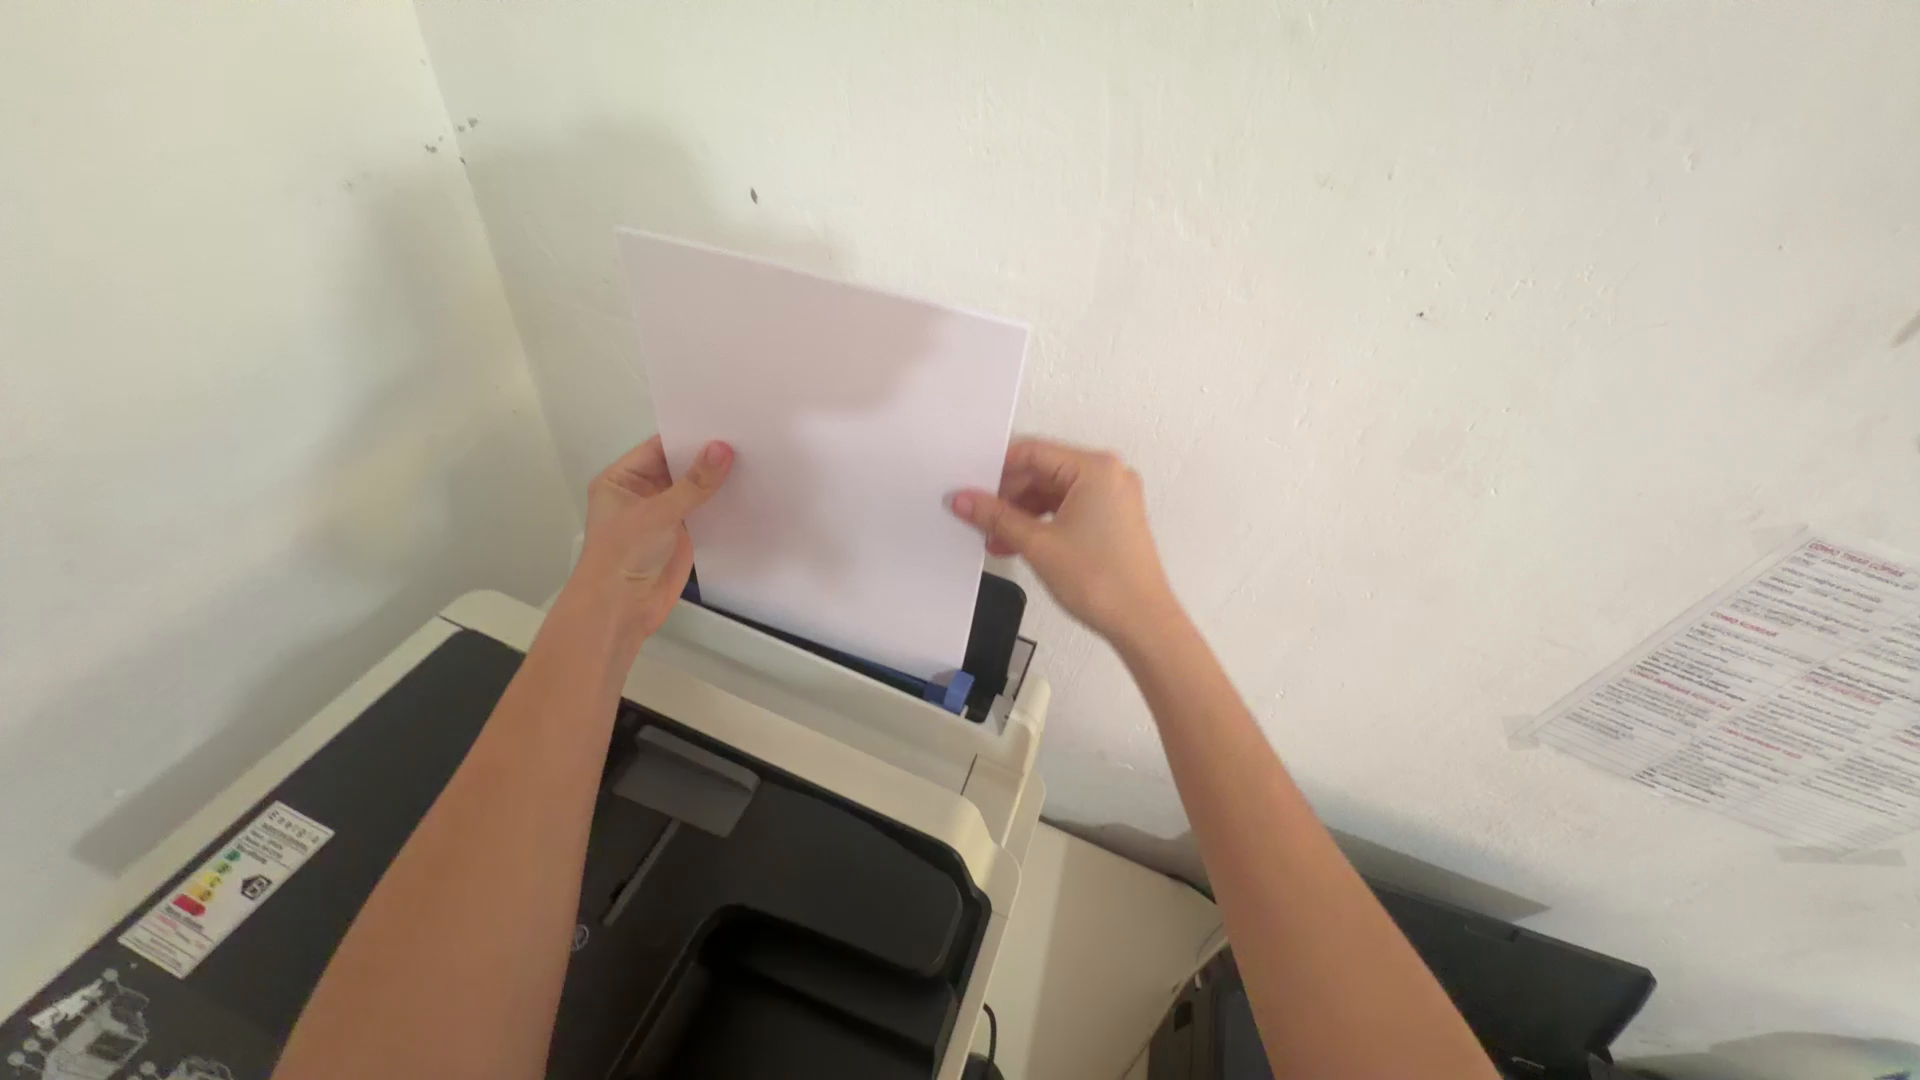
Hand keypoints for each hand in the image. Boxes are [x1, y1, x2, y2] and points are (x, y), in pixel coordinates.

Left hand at [568, 436, 733, 640]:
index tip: (720, 425)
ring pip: (694, 489)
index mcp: (622, 479)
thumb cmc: (621, 556)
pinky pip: (704, 511)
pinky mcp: (681, 535)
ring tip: (750, 460)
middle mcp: (642, 493)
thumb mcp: (657, 513)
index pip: (659, 447)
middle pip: (678, 466)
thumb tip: (722, 450)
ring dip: (716, 481)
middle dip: (706, 457)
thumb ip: (693, 483)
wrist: (622, 608)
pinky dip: (721, 503)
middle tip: (742, 439)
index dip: (688, 436)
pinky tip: (744, 491)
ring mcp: (662, 515)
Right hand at [950, 438, 1176, 641]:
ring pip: (1052, 493)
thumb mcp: (1037, 545)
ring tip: (995, 536)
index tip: (972, 487)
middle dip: (1007, 496)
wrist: (1142, 622)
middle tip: (978, 514)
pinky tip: (1017, 542)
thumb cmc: (1107, 583)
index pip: (1032, 453)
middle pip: (1041, 471)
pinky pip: (1066, 508)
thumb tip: (967, 501)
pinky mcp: (1110, 519)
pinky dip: (1040, 523)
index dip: (996, 470)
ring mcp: (1112, 498)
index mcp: (1096, 469)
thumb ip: (996, 517)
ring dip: (1020, 513)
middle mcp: (1108, 476)